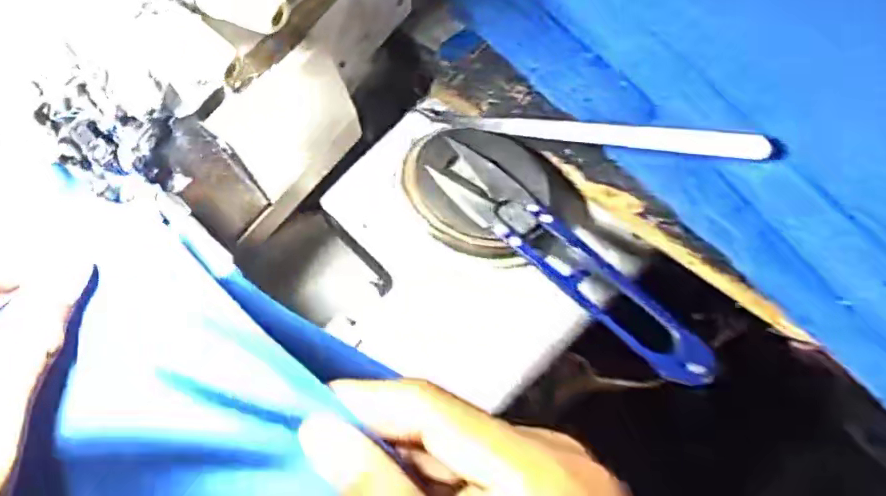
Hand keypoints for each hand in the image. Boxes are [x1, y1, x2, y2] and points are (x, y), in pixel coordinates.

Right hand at [298, 379, 627, 495]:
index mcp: (541, 463)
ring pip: (460, 453)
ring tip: (374, 484)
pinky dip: (445, 488)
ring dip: (410, 470)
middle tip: (334, 462)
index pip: (421, 399)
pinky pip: (488, 478)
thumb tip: (320, 433)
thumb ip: (383, 490)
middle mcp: (564, 462)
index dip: (356, 403)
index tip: (308, 416)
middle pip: (439, 425)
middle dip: (382, 444)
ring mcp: (577, 487)